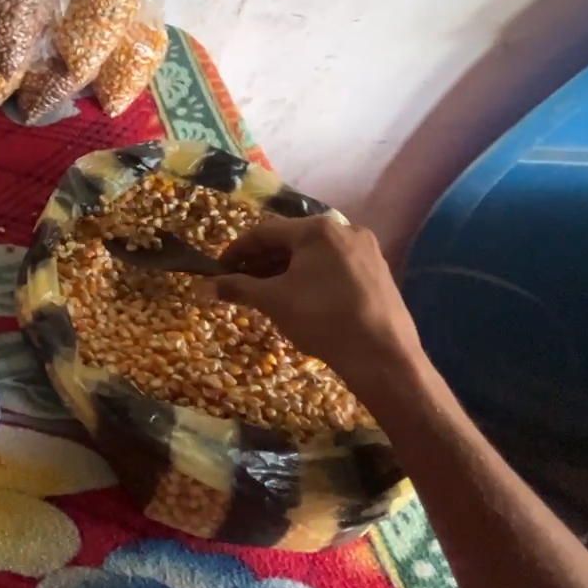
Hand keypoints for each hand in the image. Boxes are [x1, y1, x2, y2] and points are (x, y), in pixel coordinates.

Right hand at [212, 217, 428, 404]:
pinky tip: (295, 296)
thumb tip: (204, 286)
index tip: (218, 270)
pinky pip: (331, 265)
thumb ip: (237, 287)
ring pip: (311, 254)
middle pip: (289, 240)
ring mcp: (366, 251)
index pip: (264, 232)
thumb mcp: (272, 301)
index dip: (236, 251)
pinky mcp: (378, 272)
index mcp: (317, 230)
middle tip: (238, 282)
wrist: (383, 357)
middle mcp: (345, 231)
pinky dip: (307, 276)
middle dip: (259, 261)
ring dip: (282, 269)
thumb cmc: (321, 318)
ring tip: (263, 291)